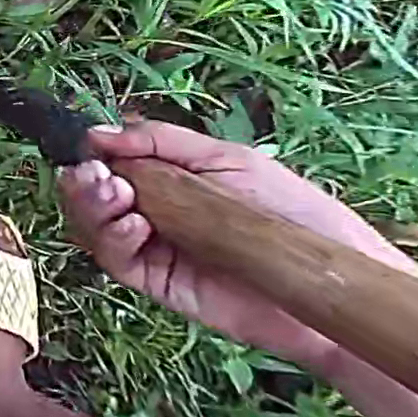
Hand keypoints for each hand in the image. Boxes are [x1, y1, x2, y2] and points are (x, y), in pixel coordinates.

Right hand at [60, 120, 417, 368]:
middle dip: (82, 184)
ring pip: (91, 226)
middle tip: (96, 176)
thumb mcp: (225, 158)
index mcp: (157, 178)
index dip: (87, 157)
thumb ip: (159, 141)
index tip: (90, 153)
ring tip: (114, 195)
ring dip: (91, 207)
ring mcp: (149, 247)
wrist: (335, 279)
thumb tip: (95, 134)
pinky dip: (113, 238)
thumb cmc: (291, 208)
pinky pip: (117, 259)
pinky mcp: (157, 283)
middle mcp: (145, 210)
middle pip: (86, 196)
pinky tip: (133, 225)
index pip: (101, 163)